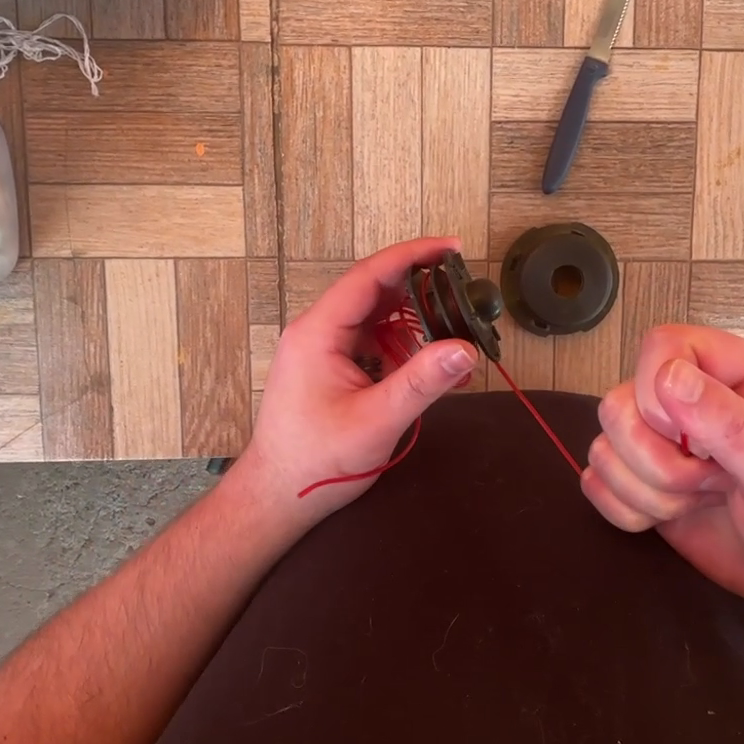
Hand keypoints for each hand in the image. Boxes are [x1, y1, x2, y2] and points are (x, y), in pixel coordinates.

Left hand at [228, 238, 478, 533]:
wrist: (276, 496)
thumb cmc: (317, 461)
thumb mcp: (376, 421)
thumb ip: (421, 382)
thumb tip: (467, 349)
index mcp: (319, 332)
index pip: (369, 276)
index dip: (412, 256)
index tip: (453, 248)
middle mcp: (318, 332)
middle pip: (374, 292)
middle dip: (421, 289)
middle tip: (465, 291)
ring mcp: (323, 350)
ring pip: (376, 319)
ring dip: (415, 325)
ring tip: (457, 336)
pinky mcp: (331, 369)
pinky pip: (372, 345)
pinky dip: (402, 351)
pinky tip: (431, 369)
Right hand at [580, 325, 743, 615]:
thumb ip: (734, 426)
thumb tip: (667, 377)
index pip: (664, 346)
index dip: (656, 388)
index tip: (687, 439)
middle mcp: (697, 404)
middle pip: (620, 402)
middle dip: (654, 459)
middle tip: (711, 484)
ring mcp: (668, 447)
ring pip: (605, 446)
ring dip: (645, 490)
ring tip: (702, 503)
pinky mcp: (649, 487)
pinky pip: (599, 484)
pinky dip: (624, 510)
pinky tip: (671, 519)